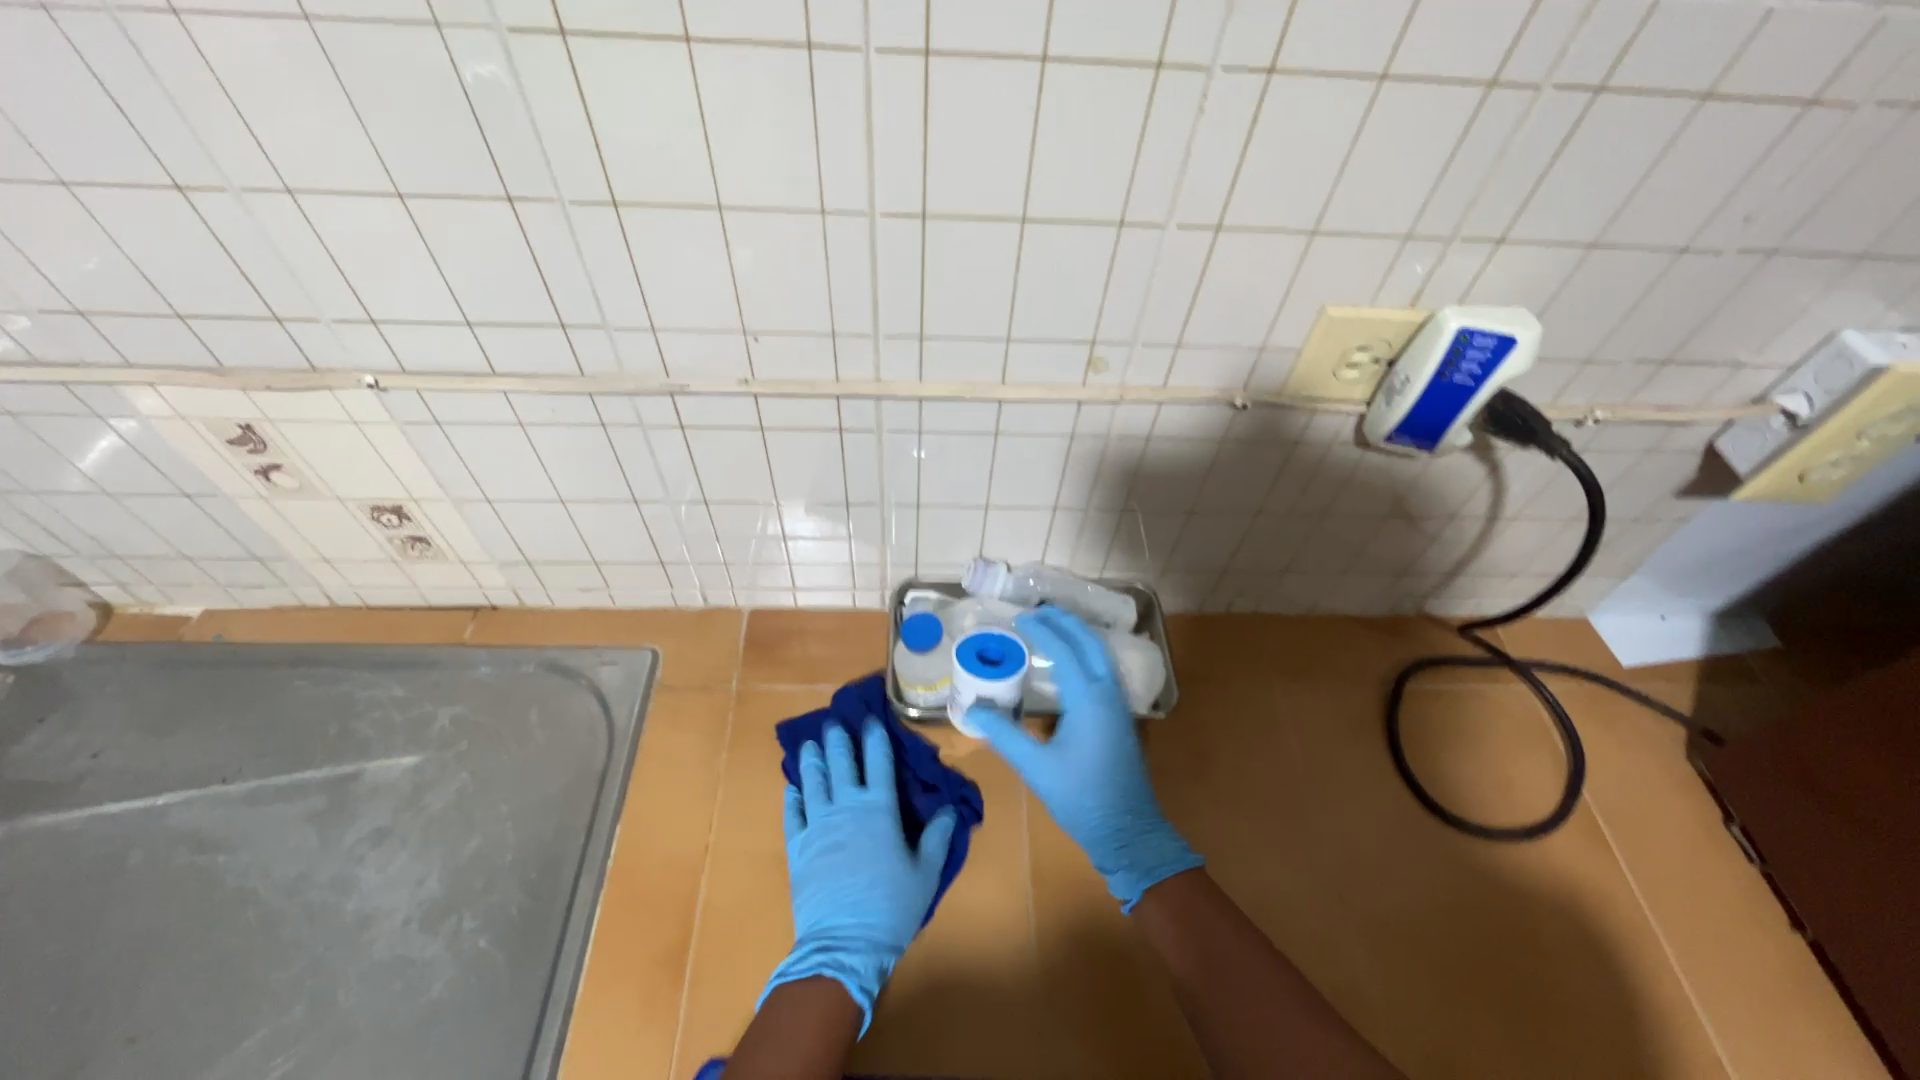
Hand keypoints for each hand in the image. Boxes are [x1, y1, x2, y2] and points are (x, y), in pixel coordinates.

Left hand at [761, 719, 957, 1031]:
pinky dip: (792, 797)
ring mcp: (817, 826)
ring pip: (813, 782)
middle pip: (841, 765)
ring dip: (812, 760)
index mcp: (879, 810)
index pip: (878, 764)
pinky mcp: (797, 847)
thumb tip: (948, 809)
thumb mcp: (925, 873)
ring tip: (810, 743)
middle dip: (838, 740)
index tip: (870, 721)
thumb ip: (937, 838)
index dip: (875, 739)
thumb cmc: (891, 907)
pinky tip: (792, 786)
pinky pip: (792, 814)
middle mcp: (846, 808)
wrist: (844, 943)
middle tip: (833, 723)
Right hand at [965, 606, 1201, 910]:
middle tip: (1039, 611)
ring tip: (1054, 628)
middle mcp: (1108, 693)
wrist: (1128, 831)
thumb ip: (1004, 734)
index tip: (1021, 617)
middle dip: (1066, 622)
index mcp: (1088, 699)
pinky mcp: (1121, 718)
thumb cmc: (1081, 798)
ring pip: (1102, 656)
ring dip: (1079, 636)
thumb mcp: (1036, 767)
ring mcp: (1119, 705)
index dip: (1042, 630)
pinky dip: (1088, 655)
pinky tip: (1072, 664)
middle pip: (1090, 643)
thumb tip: (973, 709)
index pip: (1064, 649)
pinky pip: (1105, 671)